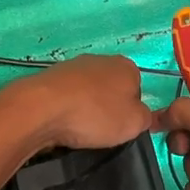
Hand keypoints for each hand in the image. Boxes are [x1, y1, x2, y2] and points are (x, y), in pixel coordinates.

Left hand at [2, 55, 153, 150]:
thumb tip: (140, 114)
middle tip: (101, 129)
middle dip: (107, 108)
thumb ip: (145, 117)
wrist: (43, 108)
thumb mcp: (135, 123)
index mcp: (126, 66)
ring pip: (87, 92)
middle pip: (111, 89)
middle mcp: (101, 59)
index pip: (137, 89)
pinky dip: (66, 108)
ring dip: (85, 108)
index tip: (121, 126)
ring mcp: (74, 65)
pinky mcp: (51, 76)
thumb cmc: (96, 114)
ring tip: (78, 128)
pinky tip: (61, 121)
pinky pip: (67, 96)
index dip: (131, 110)